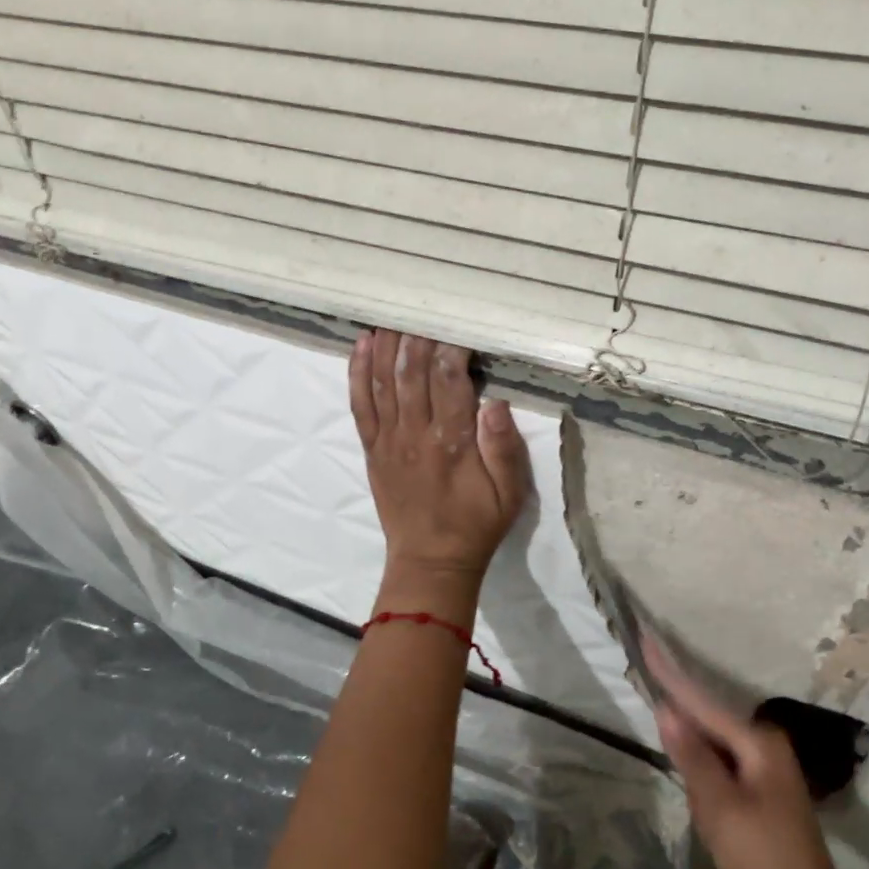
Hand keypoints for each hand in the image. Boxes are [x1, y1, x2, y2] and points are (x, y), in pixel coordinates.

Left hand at [349, 330, 530, 580]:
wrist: (430, 561)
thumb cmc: (476, 524)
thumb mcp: (510, 494)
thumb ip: (504, 448)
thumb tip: (496, 402)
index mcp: (452, 443)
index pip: (449, 381)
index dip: (452, 348)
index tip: (460, 324)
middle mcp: (415, 435)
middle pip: (412, 373)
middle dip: (418, 336)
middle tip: (425, 307)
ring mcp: (389, 440)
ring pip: (383, 382)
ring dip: (388, 344)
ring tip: (393, 311)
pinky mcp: (372, 448)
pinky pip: (360, 404)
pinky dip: (358, 371)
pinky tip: (363, 343)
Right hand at [646, 641, 839, 868]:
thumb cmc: (761, 853)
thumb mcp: (721, 806)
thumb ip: (693, 755)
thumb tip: (665, 708)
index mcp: (759, 740)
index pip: (703, 700)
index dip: (670, 672)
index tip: (646, 637)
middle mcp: (765, 744)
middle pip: (708, 715)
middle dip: (678, 703)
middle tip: (645, 665)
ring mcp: (764, 768)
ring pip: (711, 740)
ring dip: (686, 734)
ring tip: (659, 699)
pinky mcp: (758, 791)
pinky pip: (719, 761)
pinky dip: (697, 759)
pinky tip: (682, 753)